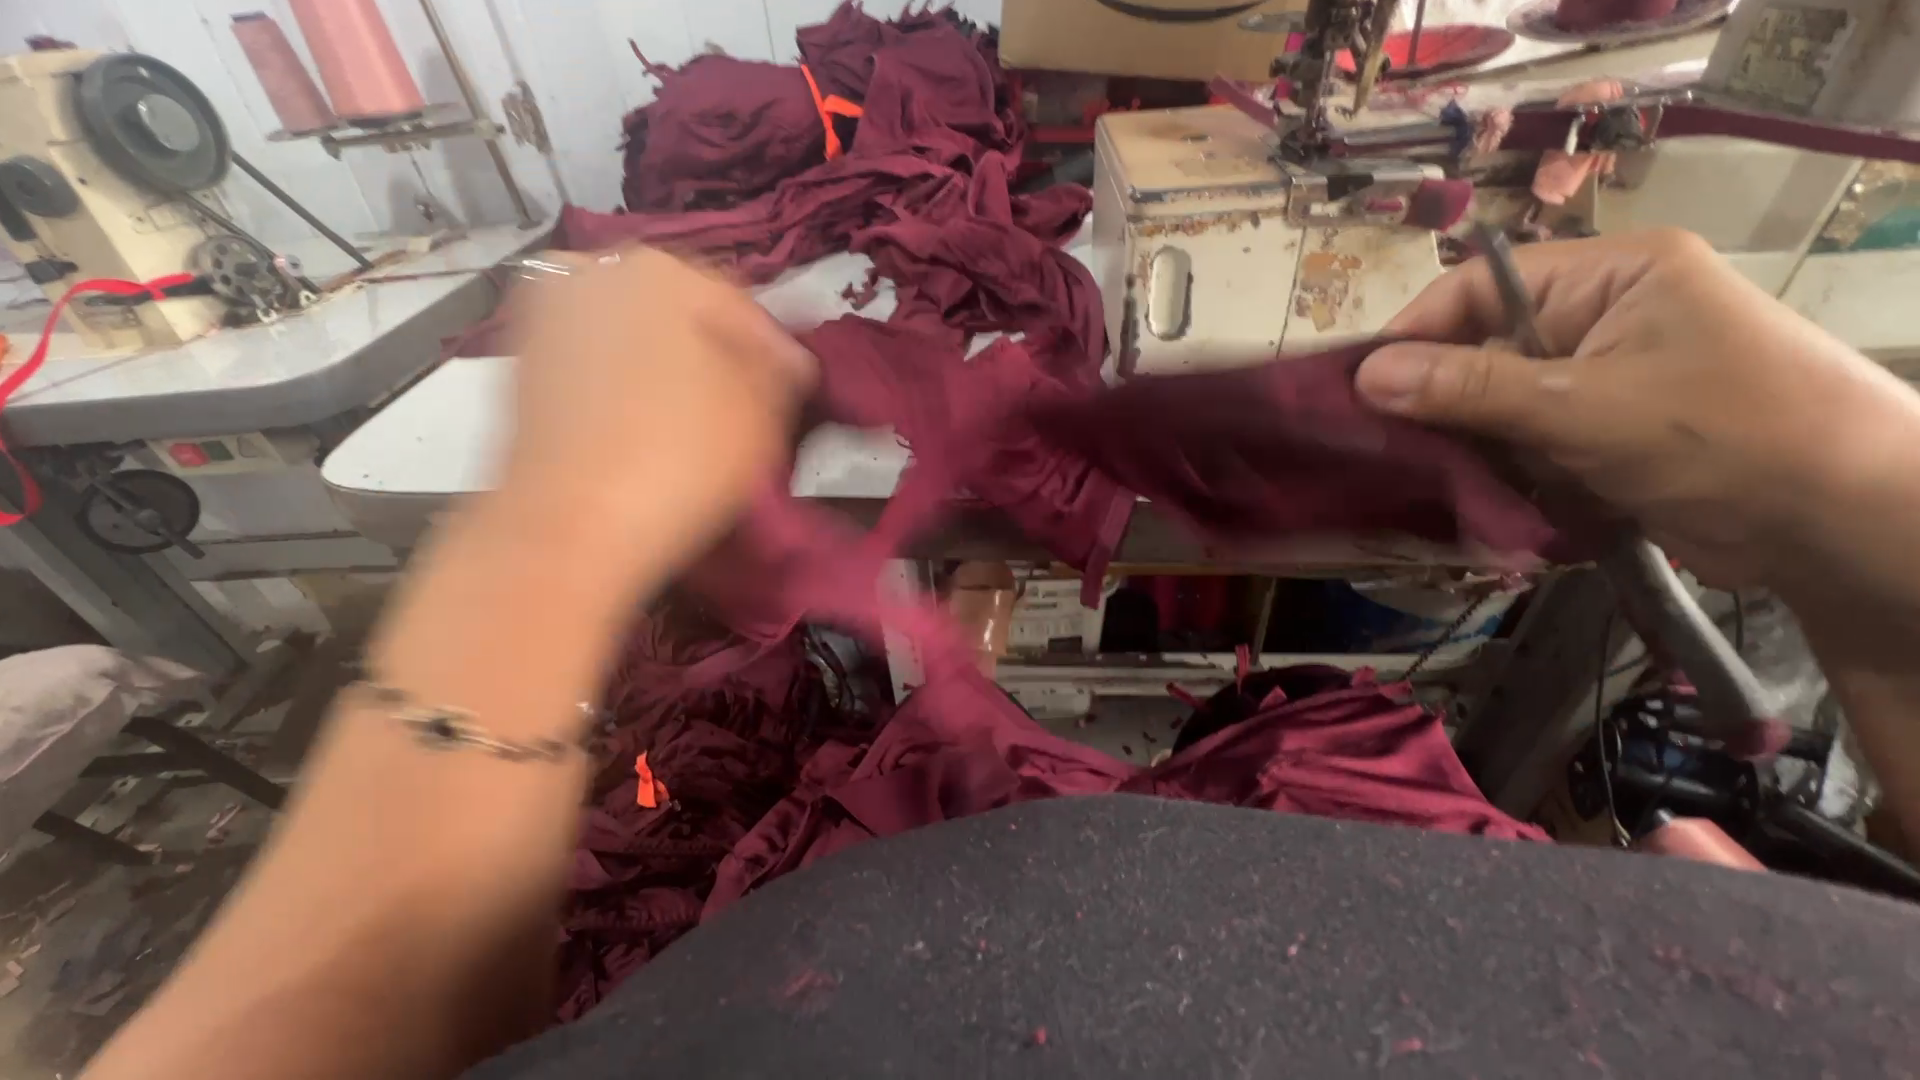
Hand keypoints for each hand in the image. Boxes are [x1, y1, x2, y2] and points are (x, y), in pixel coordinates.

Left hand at [496, 247, 812, 575]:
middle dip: (718, 353)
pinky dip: (626, 386)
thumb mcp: (763, 415)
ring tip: (698, 418)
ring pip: (635, 336)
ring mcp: (550, 316)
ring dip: (670, 367)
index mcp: (663, 270)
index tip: (799, 391)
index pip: (743, 307)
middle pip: (682, 313)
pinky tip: (647, 426)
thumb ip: (782, 372)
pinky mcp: (522, 364)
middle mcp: (598, 273)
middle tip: (748, 402)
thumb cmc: (679, 460)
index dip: (777, 352)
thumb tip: (785, 361)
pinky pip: (598, 364)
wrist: (567, 527)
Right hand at [1354, 229, 1919, 591]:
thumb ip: (1469, 389)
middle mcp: (1599, 317)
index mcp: (1611, 276)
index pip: (1480, 288)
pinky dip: (1494, 467)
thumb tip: (1364, 376)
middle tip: (1380, 442)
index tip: (1358, 386)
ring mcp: (1599, 378)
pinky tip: (1471, 492)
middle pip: (1481, 346)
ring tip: (1423, 476)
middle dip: (1436, 396)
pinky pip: (1519, 439)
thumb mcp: (1583, 406)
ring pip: (1493, 401)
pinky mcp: (1597, 432)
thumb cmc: (1726, 437)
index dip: (1415, 333)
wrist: (1844, 527)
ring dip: (1464, 440)